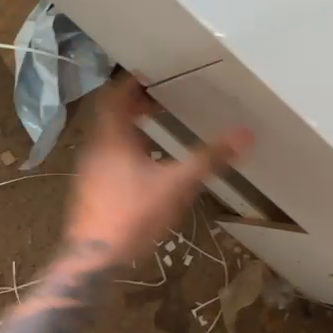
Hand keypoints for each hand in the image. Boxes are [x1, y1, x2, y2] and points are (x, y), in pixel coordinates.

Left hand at [62, 73, 250, 265]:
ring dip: (129, 130)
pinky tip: (143, 169)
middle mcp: (94, 148)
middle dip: (135, 106)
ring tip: (155, 131)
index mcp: (111, 137)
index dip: (133, 81)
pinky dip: (123, 152)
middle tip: (160, 100)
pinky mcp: (88, 191)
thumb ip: (208, 158)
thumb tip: (244, 134)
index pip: (116, 94)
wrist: (93, 258)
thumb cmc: (131, 215)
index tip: (153, 74)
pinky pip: (106, 159)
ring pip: (107, 139)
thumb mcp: (175, 185)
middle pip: (111, 115)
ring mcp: (88, 171)